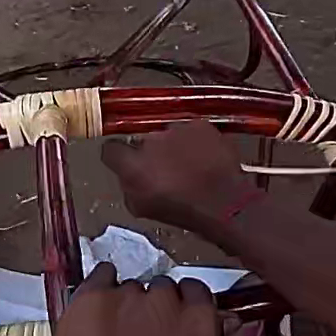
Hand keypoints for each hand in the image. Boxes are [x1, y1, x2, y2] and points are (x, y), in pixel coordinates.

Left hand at [37, 262, 220, 335]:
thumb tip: (214, 333)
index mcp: (199, 324)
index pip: (198, 292)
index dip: (187, 306)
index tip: (177, 320)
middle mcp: (166, 301)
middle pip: (164, 289)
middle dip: (156, 308)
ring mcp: (127, 294)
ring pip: (131, 288)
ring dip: (127, 305)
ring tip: (113, 335)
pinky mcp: (92, 294)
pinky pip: (102, 275)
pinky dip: (102, 287)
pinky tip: (96, 309)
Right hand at [100, 122, 253, 234]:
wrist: (224, 203)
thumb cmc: (182, 210)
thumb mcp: (142, 208)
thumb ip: (128, 186)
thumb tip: (128, 177)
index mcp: (131, 164)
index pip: (110, 149)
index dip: (117, 156)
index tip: (124, 162)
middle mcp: (149, 141)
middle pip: (142, 141)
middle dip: (149, 153)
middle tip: (164, 170)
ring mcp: (175, 130)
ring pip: (167, 135)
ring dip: (172, 147)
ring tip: (188, 165)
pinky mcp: (198, 125)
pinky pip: (190, 131)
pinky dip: (194, 142)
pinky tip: (202, 158)